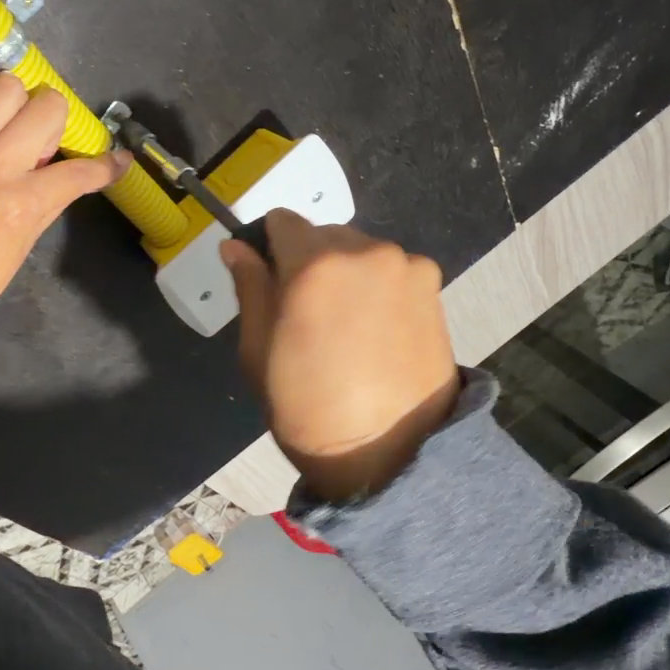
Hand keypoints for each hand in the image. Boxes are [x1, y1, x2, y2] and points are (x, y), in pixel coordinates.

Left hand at [0, 72, 128, 315]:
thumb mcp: (25, 243)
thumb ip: (50, 202)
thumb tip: (75, 173)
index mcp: (23, 200)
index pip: (79, 170)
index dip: (106, 166)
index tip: (116, 161)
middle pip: (46, 105)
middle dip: (54, 122)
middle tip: (40, 143)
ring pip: (3, 87)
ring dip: (14, 103)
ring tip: (5, 127)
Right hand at [221, 210, 459, 501]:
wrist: (389, 449)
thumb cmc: (304, 406)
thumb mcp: (256, 350)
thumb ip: (250, 288)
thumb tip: (236, 246)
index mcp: (313, 264)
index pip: (282, 221)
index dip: (266, 243)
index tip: (263, 275)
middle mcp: (364, 250)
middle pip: (322, 234)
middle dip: (305, 260)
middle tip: (299, 312)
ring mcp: (405, 265)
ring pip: (358, 251)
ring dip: (342, 273)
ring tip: (339, 327)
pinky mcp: (433, 285)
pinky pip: (390, 270)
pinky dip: (374, 287)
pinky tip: (371, 331)